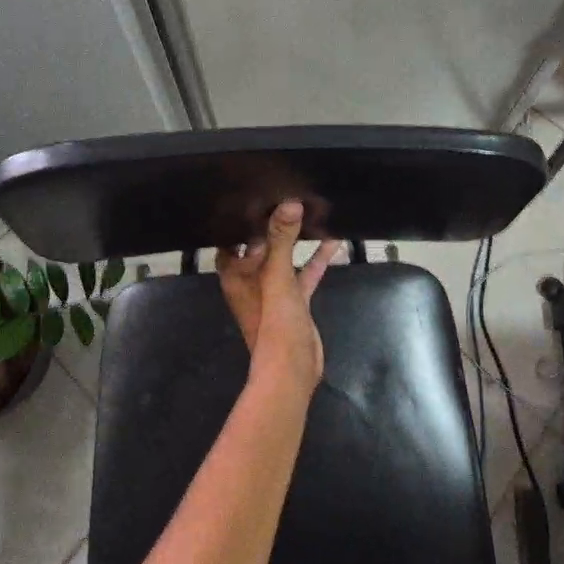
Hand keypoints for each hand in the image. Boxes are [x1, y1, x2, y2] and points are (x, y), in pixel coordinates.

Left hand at [215, 201, 340, 394]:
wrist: (292, 370)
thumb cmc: (273, 322)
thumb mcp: (277, 276)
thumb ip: (282, 240)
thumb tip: (289, 203)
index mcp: (235, 274)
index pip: (231, 239)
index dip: (238, 219)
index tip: (252, 194)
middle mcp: (251, 280)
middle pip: (259, 245)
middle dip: (271, 224)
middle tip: (285, 194)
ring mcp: (273, 291)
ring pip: (284, 257)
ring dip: (295, 239)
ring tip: (310, 210)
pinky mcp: (294, 302)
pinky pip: (304, 273)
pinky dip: (316, 258)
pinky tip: (332, 241)